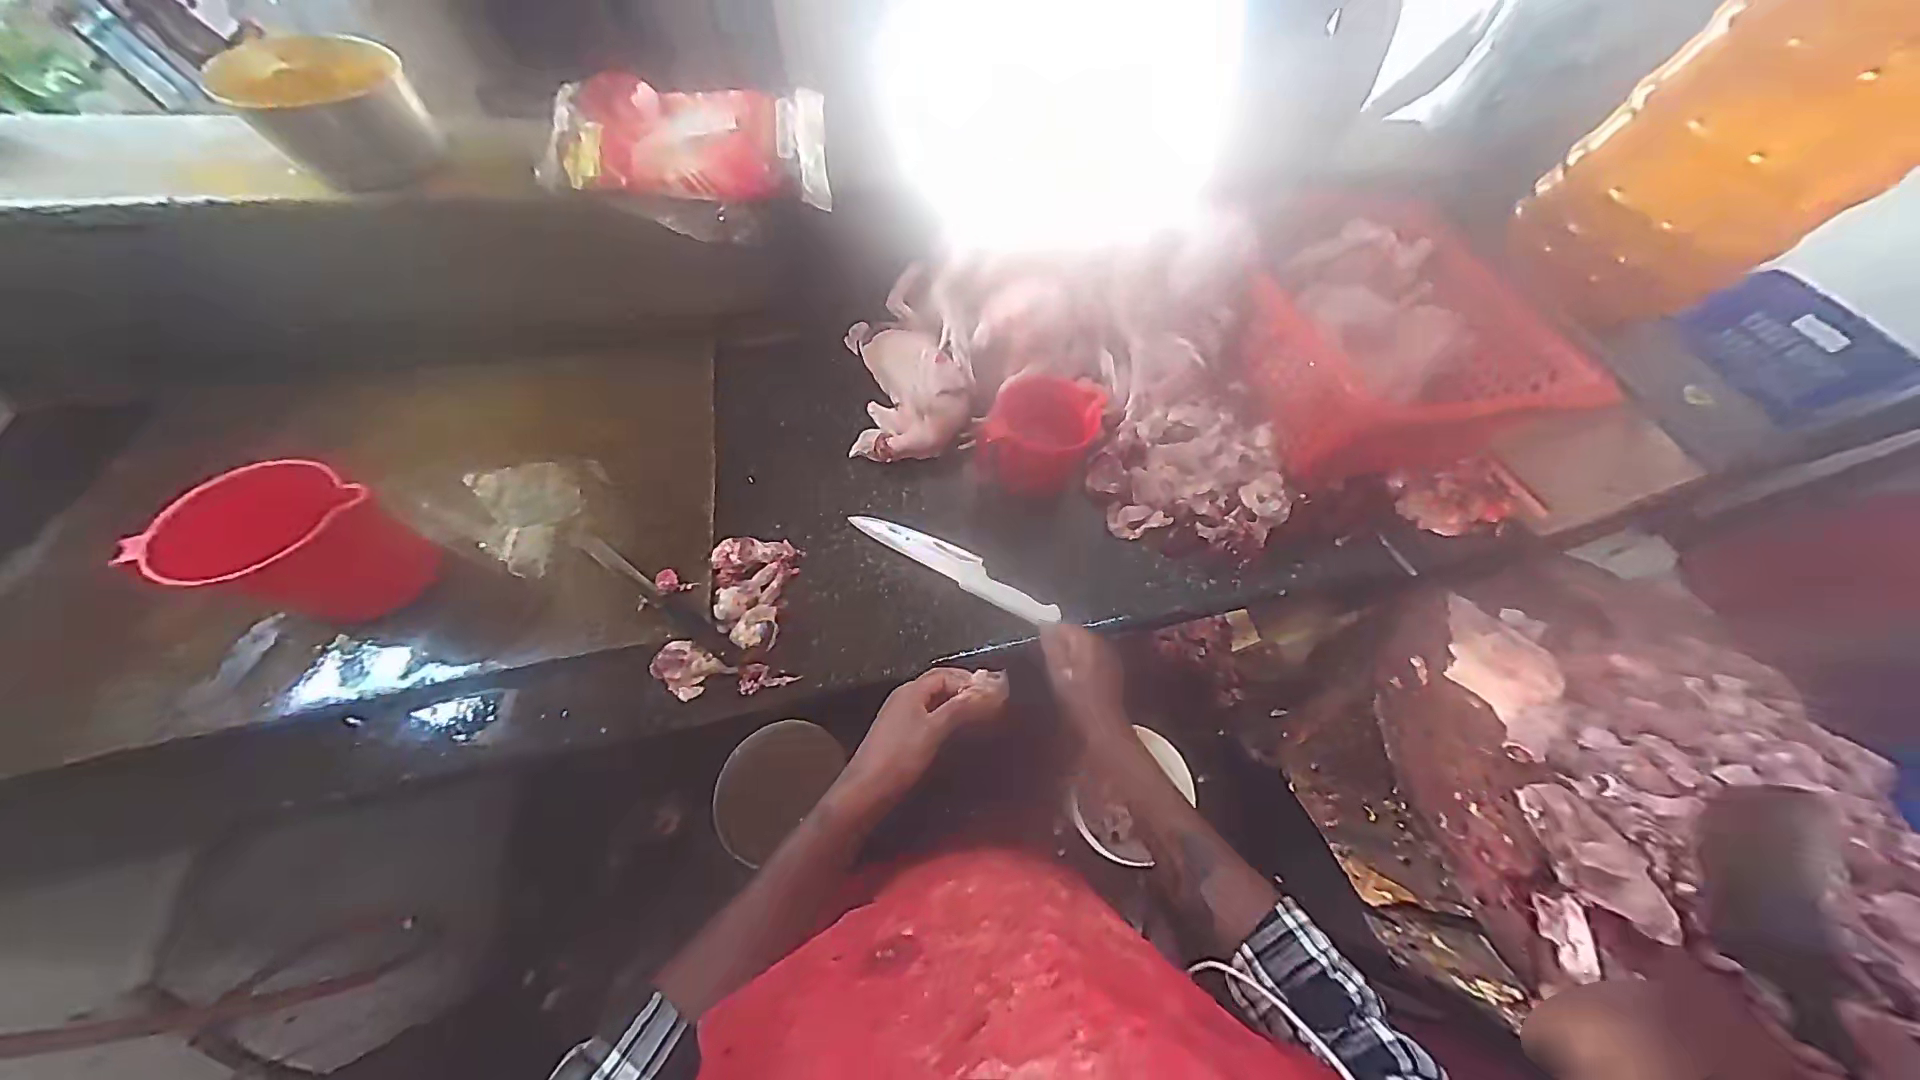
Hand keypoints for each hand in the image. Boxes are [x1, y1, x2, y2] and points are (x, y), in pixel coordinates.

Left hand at [841, 667, 1007, 803]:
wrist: (866, 791)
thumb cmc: (899, 757)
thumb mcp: (934, 729)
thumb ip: (960, 708)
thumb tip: (987, 690)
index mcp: (911, 691)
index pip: (945, 674)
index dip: (969, 680)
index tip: (992, 694)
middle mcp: (904, 698)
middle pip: (939, 685)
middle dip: (964, 690)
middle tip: (989, 703)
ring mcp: (900, 716)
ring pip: (934, 702)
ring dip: (956, 705)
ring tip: (978, 717)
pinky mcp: (899, 735)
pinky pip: (927, 717)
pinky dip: (945, 719)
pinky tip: (956, 733)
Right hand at [1039, 623, 1128, 741]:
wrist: (1101, 724)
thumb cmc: (1075, 698)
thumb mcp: (1056, 670)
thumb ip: (1051, 645)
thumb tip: (1045, 626)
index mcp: (1087, 639)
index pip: (1064, 625)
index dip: (1049, 633)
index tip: (1038, 646)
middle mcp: (1102, 642)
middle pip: (1076, 635)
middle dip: (1061, 643)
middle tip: (1046, 659)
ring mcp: (1110, 656)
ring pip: (1085, 647)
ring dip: (1072, 655)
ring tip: (1059, 671)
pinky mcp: (1114, 670)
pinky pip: (1093, 659)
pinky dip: (1083, 665)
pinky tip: (1076, 680)